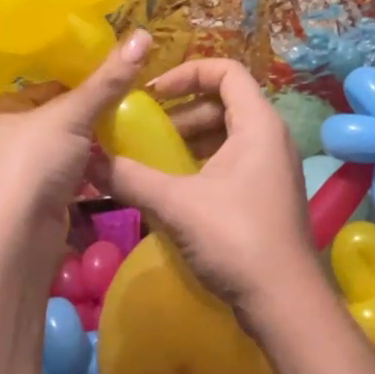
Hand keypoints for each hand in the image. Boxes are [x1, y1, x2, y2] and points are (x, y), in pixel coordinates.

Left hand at [0, 31, 150, 255]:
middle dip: (86, 120)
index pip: (43, 87)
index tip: (113, 86)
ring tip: (122, 140)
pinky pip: (62, 180)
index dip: (78, 85)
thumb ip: (108, 80)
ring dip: (87, 150)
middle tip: (124, 113)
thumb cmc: (31, 165)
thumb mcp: (72, 115)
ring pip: (59, 152)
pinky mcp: (28, 207)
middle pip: (53, 119)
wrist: (13, 245)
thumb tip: (143, 34)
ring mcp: (10, 177)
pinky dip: (84, 176)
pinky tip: (108, 173)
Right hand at [86, 56, 312, 311]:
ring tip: (154, 158)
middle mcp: (271, 136)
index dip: (187, 72)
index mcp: (258, 123)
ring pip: (228, 133)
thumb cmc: (235, 238)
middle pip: (224, 101)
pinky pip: (233, 159)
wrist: (285, 303)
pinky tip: (175, 187)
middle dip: (183, 111)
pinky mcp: (268, 193)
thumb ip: (131, 177)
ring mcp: (272, 166)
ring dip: (191, 138)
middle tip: (147, 130)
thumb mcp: (176, 204)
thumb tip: (89, 160)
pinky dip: (204, 162)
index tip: (153, 94)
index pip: (226, 70)